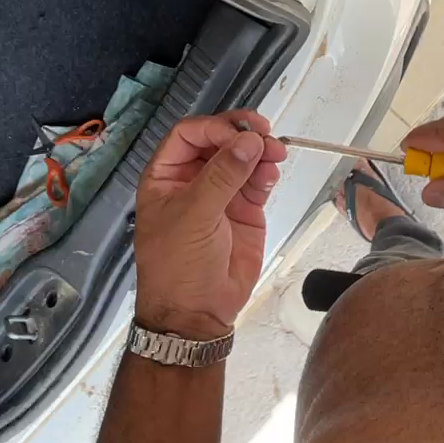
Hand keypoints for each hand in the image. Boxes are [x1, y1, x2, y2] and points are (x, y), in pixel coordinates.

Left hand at [133, 111, 288, 340]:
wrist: (197, 315)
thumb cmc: (179, 263)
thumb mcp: (195, 215)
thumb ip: (223, 175)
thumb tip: (251, 140)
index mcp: (167, 175)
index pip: (189, 134)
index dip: (214, 127)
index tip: (240, 132)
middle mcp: (193, 178)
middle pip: (219, 141)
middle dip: (241, 134)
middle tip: (265, 132)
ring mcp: (220, 193)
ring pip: (242, 157)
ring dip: (259, 151)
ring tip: (277, 153)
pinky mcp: (244, 209)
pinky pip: (257, 180)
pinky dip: (267, 172)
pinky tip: (272, 173)